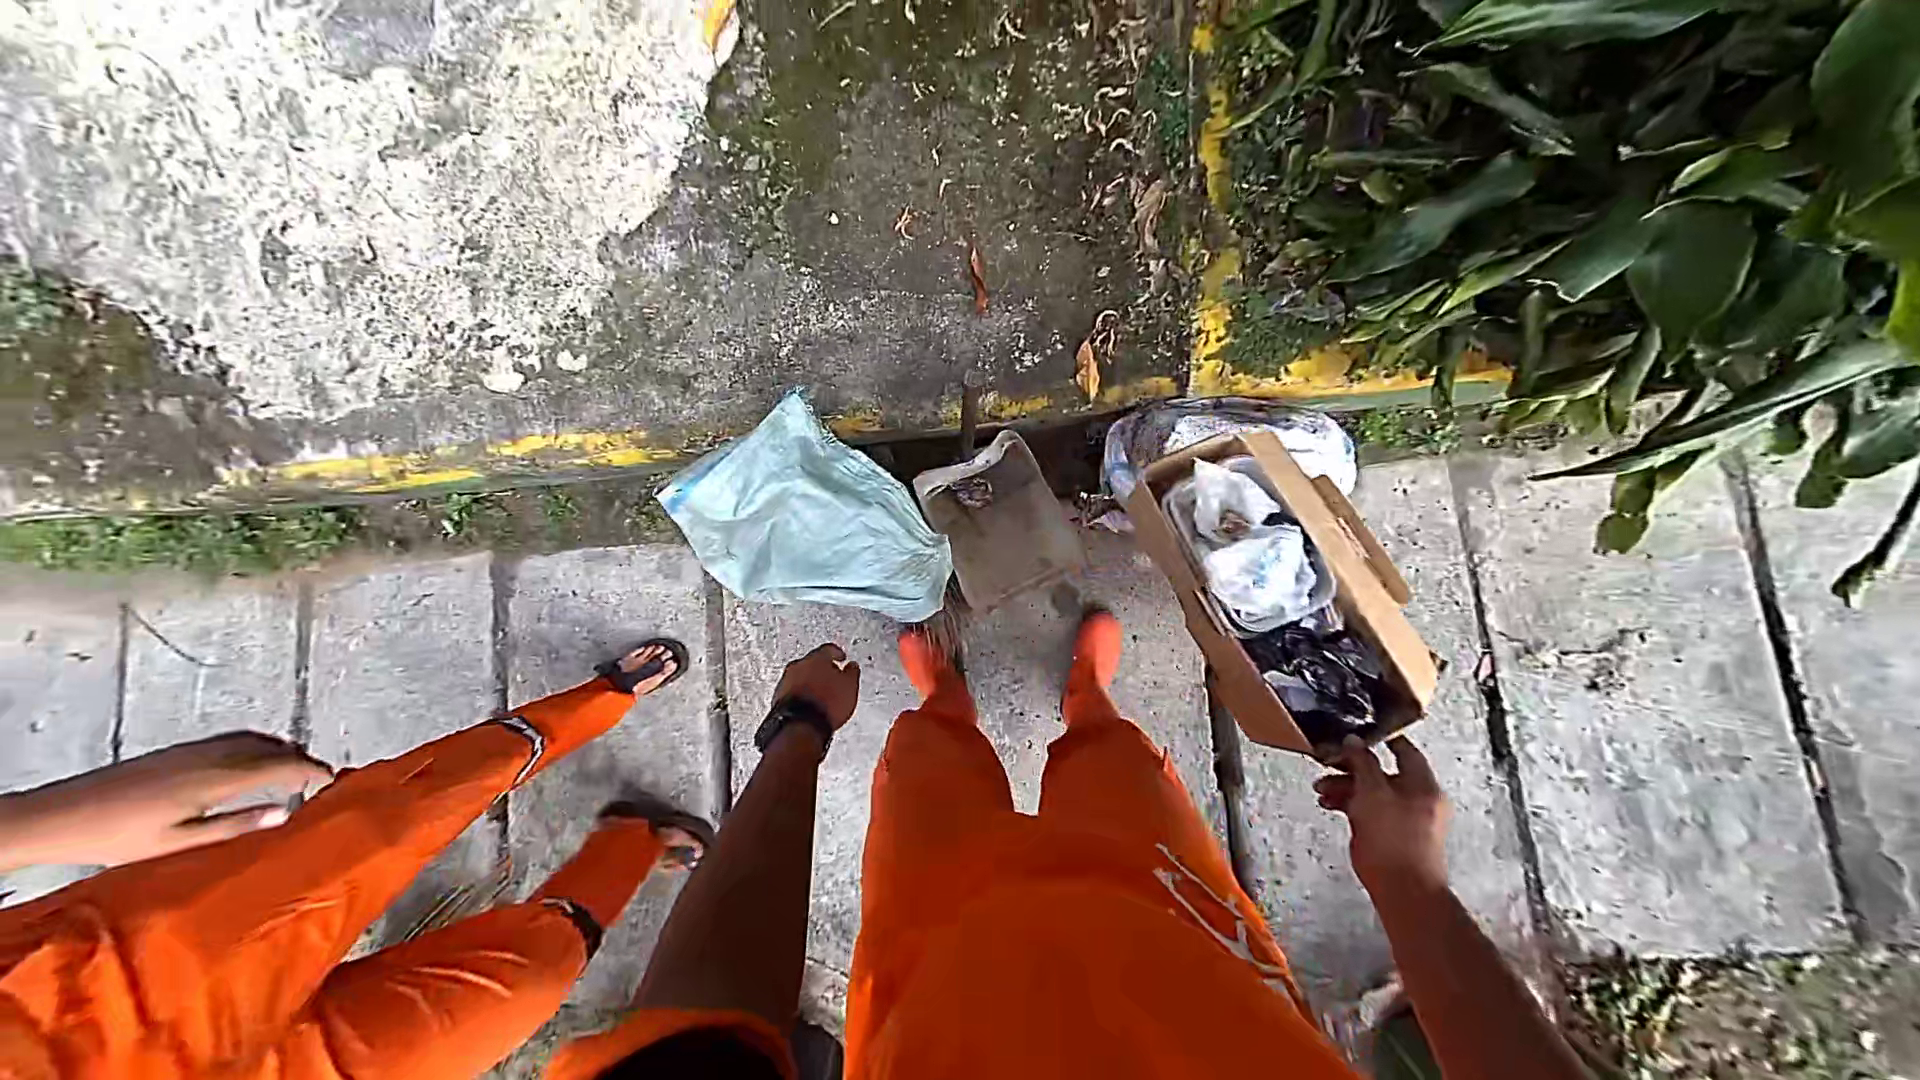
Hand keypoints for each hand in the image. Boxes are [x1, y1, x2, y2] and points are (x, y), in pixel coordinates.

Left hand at [0, 732, 332, 871]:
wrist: (49, 818)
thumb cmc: (111, 837)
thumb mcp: (174, 842)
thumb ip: (234, 826)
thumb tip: (284, 813)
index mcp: (220, 778)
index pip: (286, 766)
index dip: (314, 770)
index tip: (331, 779)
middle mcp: (215, 756)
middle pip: (278, 748)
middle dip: (303, 759)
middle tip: (316, 776)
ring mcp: (197, 749)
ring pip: (259, 740)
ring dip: (283, 750)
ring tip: (292, 766)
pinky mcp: (182, 749)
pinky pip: (237, 738)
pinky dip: (260, 745)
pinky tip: (253, 758)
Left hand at [772, 643, 861, 728]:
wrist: (801, 726)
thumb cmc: (825, 705)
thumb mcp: (850, 686)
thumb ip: (851, 672)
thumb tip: (852, 667)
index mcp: (817, 658)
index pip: (828, 649)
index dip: (837, 653)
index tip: (841, 657)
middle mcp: (798, 666)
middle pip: (811, 663)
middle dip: (821, 669)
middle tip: (831, 677)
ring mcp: (785, 682)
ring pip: (800, 677)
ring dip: (810, 683)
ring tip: (821, 695)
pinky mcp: (778, 699)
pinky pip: (792, 692)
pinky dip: (801, 695)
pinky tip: (809, 705)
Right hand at [1314, 735, 1450, 900]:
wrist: (1400, 885)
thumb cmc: (1393, 836)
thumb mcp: (1372, 790)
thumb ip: (1362, 762)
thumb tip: (1354, 741)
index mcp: (1422, 785)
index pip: (1405, 751)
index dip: (1382, 739)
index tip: (1359, 731)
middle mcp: (1417, 798)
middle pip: (1381, 771)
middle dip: (1351, 767)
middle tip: (1328, 763)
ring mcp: (1403, 816)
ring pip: (1370, 790)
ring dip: (1344, 786)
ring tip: (1321, 788)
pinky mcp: (1389, 831)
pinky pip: (1367, 807)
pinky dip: (1348, 803)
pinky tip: (1328, 803)